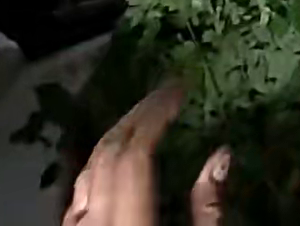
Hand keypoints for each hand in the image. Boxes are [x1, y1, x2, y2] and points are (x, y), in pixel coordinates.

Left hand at [63, 85, 229, 225]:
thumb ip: (208, 211)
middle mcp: (94, 220)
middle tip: (166, 91)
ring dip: (118, 133)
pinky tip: (113, 157)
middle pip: (111, 152)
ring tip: (144, 114)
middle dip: (139, 114)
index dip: (156, 113)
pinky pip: (78, 190)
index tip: (179, 88)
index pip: (136, 152)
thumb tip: (221, 154)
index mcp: (129, 222)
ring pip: (90, 166)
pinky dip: (99, 163)